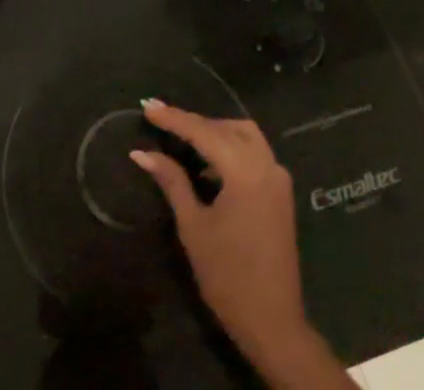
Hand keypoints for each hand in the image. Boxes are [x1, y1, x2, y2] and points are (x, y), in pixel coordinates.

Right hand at [132, 101, 310, 354]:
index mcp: (246, 172)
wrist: (271, 318)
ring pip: (246, 137)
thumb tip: (142, 153)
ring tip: (181, 140)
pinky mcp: (281, 193)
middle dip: (195, 122)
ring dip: (215, 133)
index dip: (174, 118)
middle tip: (161, 122)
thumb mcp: (193, 226)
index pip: (204, 132)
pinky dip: (231, 149)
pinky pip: (255, 155)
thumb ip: (172, 182)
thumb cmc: (226, 275)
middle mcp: (268, 166)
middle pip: (229, 128)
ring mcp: (279, 179)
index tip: (147, 106)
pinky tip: (207, 164)